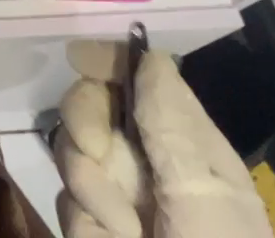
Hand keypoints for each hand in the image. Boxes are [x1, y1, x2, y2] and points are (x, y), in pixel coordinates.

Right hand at [53, 43, 270, 237]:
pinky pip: (67, 203)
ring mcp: (121, 197)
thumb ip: (170, 126)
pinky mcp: (94, 228)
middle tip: (99, 156)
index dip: (107, 61)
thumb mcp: (206, 200)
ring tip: (131, 234)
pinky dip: (90, 227)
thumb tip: (150, 54)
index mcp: (189, 146)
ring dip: (94, 193)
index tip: (79, 58)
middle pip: (90, 105)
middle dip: (88, 128)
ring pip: (71, 155)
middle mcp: (150, 162)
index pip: (139, 78)